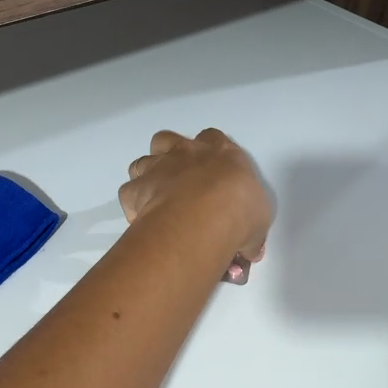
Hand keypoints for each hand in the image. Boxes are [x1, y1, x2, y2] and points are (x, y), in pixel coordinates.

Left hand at [118, 129, 270, 263]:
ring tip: (157, 201)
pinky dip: (134, 205)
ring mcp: (157, 167)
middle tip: (177, 181)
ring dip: (147, 177)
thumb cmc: (240, 212)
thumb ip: (249, 226)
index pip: (213, 139)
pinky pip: (129, 193)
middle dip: (168, 155)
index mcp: (221, 153)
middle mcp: (185, 153)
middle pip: (167, 140)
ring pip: (142, 162)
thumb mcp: (258, 219)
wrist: (206, 217)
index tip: (213, 173)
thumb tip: (249, 248)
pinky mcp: (137, 188)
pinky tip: (144, 220)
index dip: (210, 154)